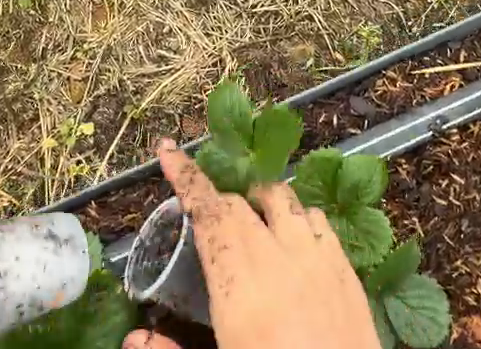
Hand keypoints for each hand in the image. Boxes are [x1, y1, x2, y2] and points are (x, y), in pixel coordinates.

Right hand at [124, 139, 380, 348]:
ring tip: (248, 216)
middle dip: (215, 200)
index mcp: (239, 288)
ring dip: (258, 201)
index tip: (168, 150)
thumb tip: (133, 337)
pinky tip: (292, 236)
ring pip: (283, 201)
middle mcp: (278, 261)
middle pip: (240, 206)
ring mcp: (318, 261)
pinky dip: (297, 216)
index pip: (209, 214)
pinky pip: (318, 221)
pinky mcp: (347, 272)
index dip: (186, 177)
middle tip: (200, 215)